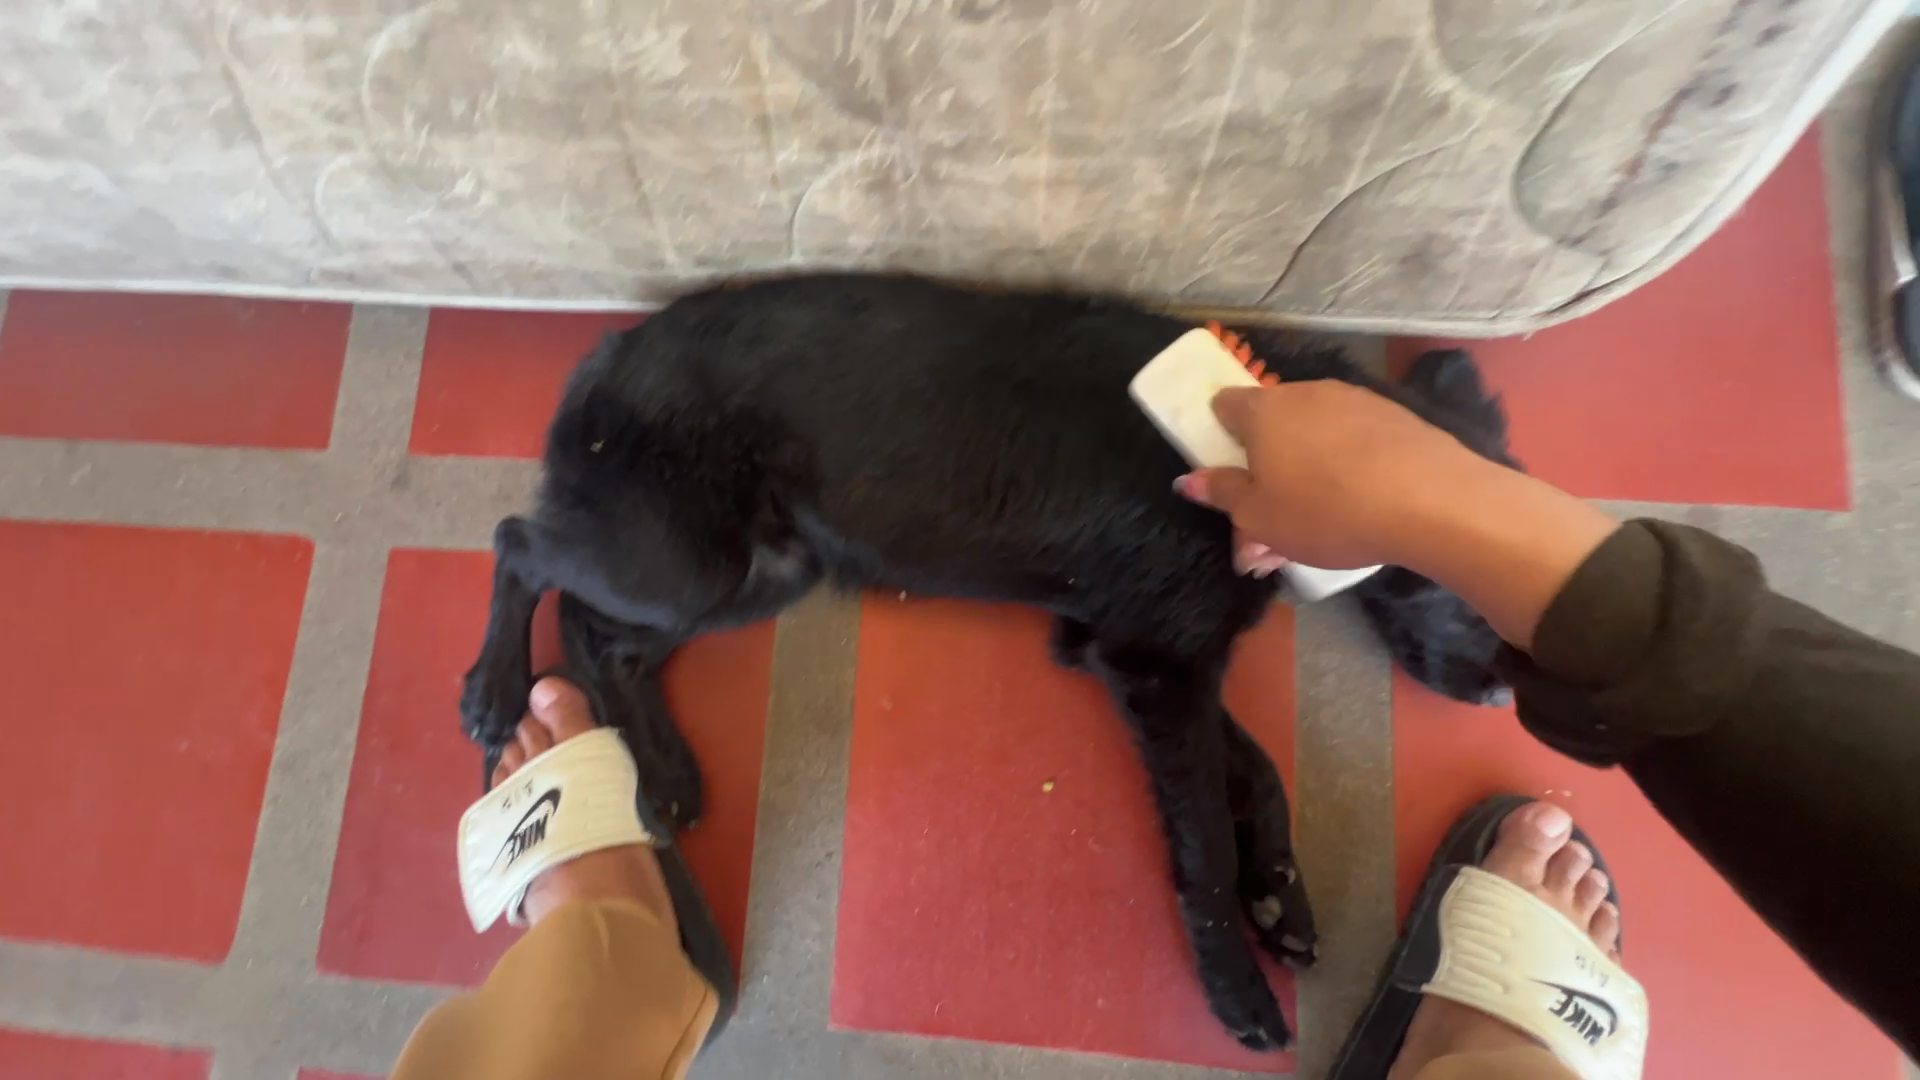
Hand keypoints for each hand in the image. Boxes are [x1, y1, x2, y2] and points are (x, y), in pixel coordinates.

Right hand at [1177, 380, 1617, 648]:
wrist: (1434, 503)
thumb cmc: (1324, 511)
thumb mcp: (1258, 516)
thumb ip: (1222, 494)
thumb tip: (1187, 480)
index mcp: (1263, 411)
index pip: (1224, 404)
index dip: (1217, 432)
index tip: (1225, 466)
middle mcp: (1306, 393)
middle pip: (1271, 422)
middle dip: (1264, 462)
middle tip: (1267, 512)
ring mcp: (1356, 401)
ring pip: (1314, 435)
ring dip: (1305, 469)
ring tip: (1314, 522)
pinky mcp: (1398, 418)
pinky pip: (1353, 442)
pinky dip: (1345, 467)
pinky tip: (1357, 506)